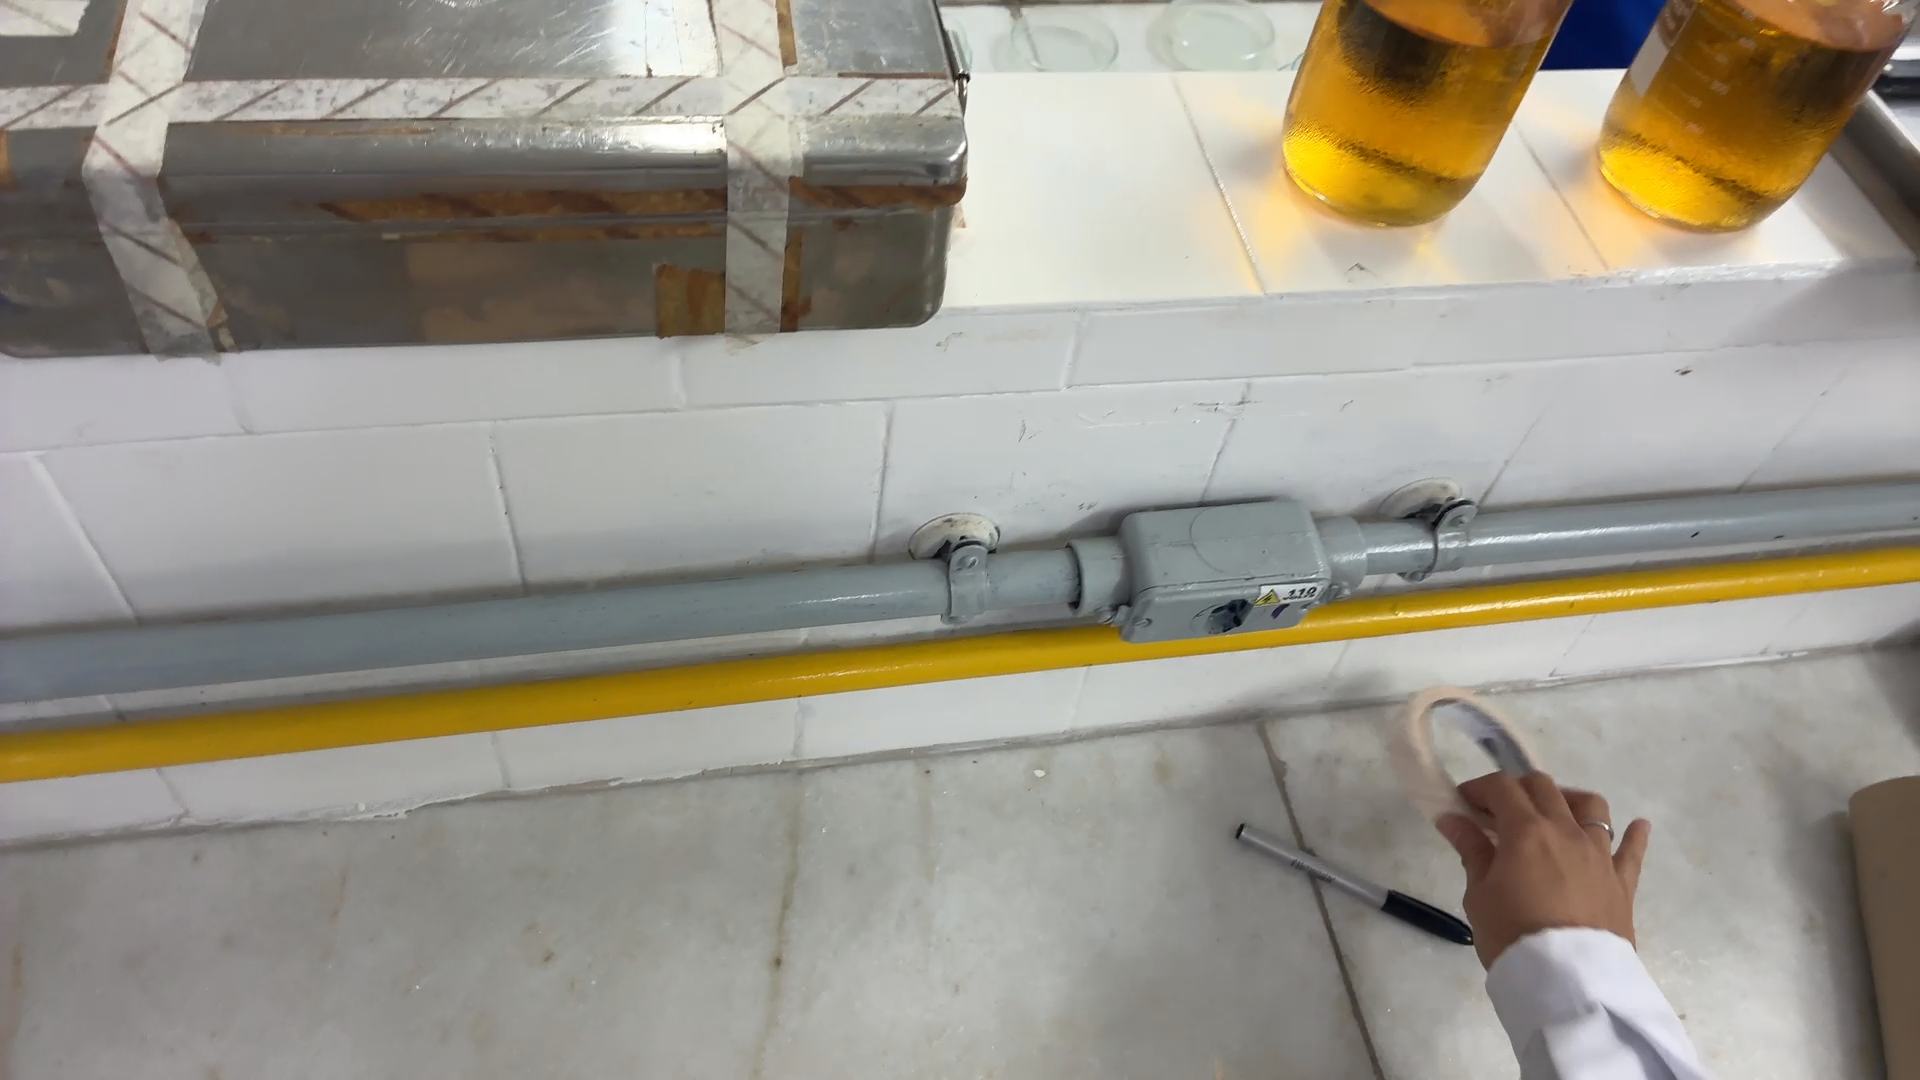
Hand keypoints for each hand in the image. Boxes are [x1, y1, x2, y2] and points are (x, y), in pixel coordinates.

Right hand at [1435, 771, 1651, 969]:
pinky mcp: (1622, 882)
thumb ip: (1471, 849)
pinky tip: (1636, 825)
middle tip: (1496, 812)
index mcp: (1526, 829)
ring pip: (1590, 806)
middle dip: (1515, 789)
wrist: (1570, 983)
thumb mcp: (1478, 890)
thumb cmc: (1512, 932)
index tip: (1462, 805)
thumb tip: (1453, 819)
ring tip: (1550, 815)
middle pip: (1542, 786)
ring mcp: (1599, 855)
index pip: (1500, 786)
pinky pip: (1633, 850)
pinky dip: (1634, 834)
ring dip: (1566, 800)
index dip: (1477, 788)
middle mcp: (1565, 831)